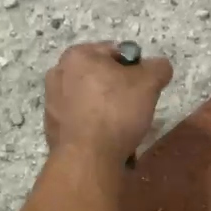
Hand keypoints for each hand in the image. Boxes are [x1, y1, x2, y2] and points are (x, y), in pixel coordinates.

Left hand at [43, 42, 172, 163]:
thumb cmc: (116, 111)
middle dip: (118, 90)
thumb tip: (158, 66)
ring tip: (122, 127)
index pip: (114, 52)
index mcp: (77, 55)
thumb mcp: (148, 83)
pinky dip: (93, 126)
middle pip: (100, 76)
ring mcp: (51, 101)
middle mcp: (58, 72)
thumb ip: (157, 68)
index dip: (134, 68)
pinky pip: (80, 119)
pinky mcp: (51, 126)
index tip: (143, 87)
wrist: (88, 157)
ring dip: (106, 109)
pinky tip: (106, 140)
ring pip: (90, 99)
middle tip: (134, 107)